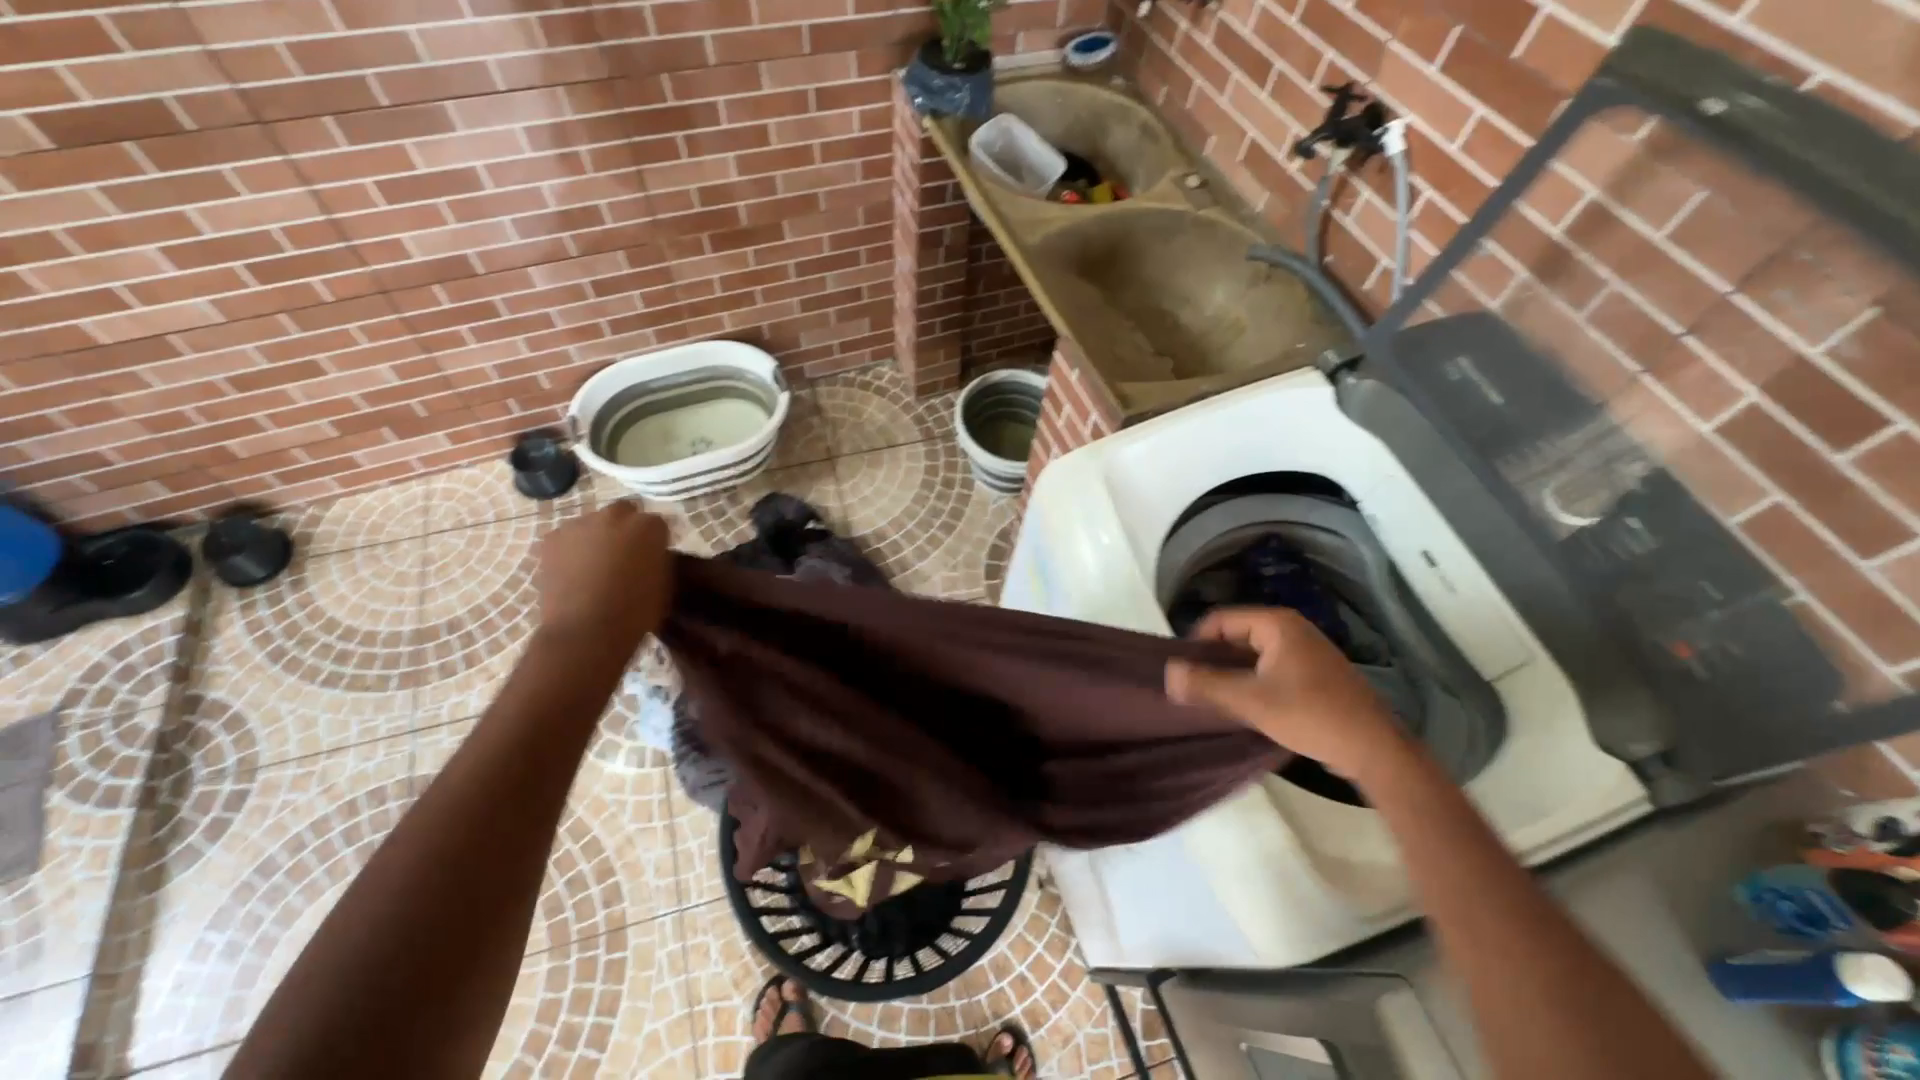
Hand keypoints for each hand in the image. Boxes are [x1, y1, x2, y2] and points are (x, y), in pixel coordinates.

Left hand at [533, 501, 671, 647]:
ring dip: (598, 537)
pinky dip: (571, 549)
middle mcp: (615, 515)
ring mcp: (580, 524)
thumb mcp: (663, 585)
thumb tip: (654, 554)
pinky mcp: (552, 538)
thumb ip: (659, 560)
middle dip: (627, 528)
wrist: (586, 631)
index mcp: (649, 527)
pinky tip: (573, 571)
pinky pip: (567, 538)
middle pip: (624, 512)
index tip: (653, 556)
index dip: (655, 540)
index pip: (658, 523)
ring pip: (593, 523)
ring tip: (595, 566)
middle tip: (625, 555)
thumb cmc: (635, 613)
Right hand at [1166, 607, 1413, 785]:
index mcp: (1277, 624)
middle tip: (1192, 689)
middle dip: (1213, 660)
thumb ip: (1206, 684)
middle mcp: (1293, 629)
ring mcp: (1307, 651)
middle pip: (1236, 636)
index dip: (1195, 643)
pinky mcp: (1314, 674)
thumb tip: (1169, 673)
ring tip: (1213, 700)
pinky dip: (1253, 683)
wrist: (1373, 748)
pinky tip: (1245, 708)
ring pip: (1253, 656)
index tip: (1182, 671)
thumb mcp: (1250, 701)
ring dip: (1232, 675)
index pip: (1220, 620)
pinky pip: (1271, 669)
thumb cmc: (1310, 715)